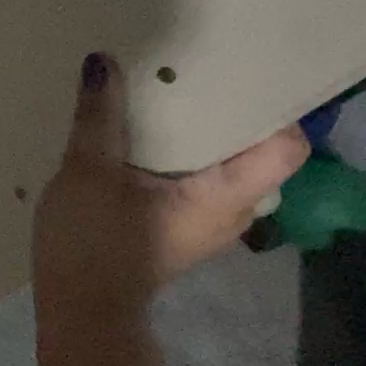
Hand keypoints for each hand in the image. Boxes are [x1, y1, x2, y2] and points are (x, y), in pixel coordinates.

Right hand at [32, 53, 308, 314]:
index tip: (231, 78)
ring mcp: (207, 223)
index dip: (267, 109)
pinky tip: (134, 143)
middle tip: (183, 78)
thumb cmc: (94, 238)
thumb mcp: (88, 170)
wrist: (79, 302)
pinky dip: (174, 157)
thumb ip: (99, 116)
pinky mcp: (178, 228)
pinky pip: (193, 182)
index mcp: (229, 195)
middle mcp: (234, 209)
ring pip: (219, 167)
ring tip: (154, 104)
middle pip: (251, 152)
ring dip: (193, 136)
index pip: (285, 146)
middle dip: (220, 115)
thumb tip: (104, 63)